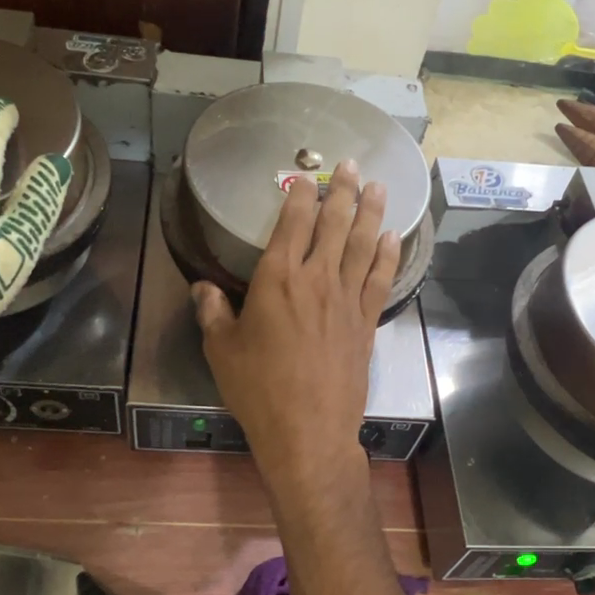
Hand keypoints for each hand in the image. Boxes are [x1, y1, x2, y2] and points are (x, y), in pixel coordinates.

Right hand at [193, 160, 400, 493]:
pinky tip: (392, 237)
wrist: (308, 430)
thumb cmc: (258, 389)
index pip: (292, 224)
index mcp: (277, 280)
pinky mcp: (366, 322)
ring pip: (364, 244)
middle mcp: (316, 279)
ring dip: (372, 212)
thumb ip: (213, 312)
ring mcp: (347, 300)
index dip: (299, 196)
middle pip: (335, 224)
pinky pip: (380, 278)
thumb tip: (203, 288)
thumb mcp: (221, 350)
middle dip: (344, 191)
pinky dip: (388, 254)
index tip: (305, 177)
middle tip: (352, 165)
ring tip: (380, 186)